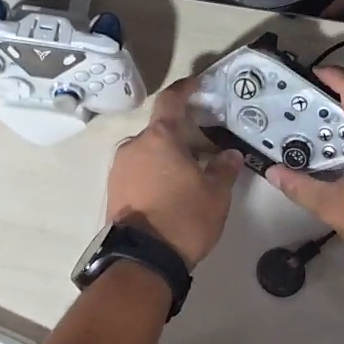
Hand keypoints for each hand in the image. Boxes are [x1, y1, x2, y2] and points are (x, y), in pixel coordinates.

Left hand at [107, 77, 244, 267]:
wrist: (142, 259)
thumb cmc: (184, 218)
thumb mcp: (215, 194)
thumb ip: (223, 169)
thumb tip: (230, 155)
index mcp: (159, 137)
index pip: (171, 100)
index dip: (186, 88)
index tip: (197, 84)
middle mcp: (134, 146)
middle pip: (160, 130)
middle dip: (182, 135)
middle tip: (205, 145)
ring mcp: (119, 168)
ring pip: (148, 152)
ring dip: (167, 156)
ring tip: (190, 173)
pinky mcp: (113, 190)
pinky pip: (138, 171)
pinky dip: (154, 172)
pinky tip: (171, 190)